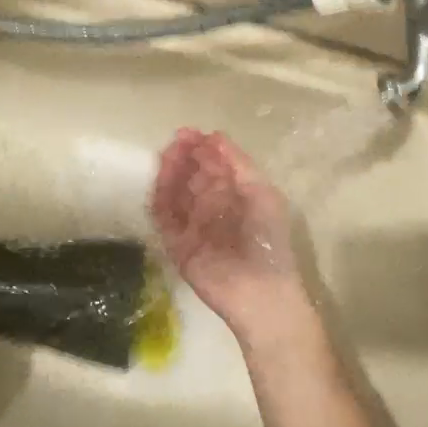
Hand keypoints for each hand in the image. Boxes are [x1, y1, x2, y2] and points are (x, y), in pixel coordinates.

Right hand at [151, 130, 313, 343]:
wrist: (261, 292)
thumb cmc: (268, 240)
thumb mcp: (262, 192)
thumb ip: (237, 163)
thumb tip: (213, 135)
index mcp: (234, 194)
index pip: (211, 165)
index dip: (200, 148)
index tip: (189, 134)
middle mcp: (211, 207)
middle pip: (189, 175)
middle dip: (182, 157)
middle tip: (175, 143)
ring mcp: (192, 226)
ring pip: (173, 193)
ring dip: (168, 173)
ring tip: (166, 157)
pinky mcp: (177, 246)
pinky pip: (163, 218)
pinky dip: (159, 198)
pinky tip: (160, 181)